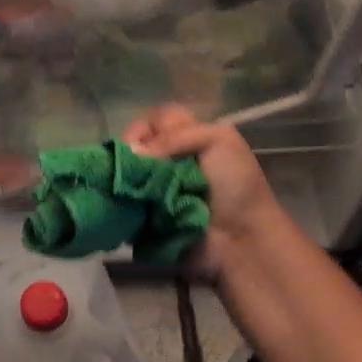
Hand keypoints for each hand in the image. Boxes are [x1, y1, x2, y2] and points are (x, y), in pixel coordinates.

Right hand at [122, 105, 287, 281]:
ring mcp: (154, 190)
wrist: (241, 239)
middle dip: (127, 153)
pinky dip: (120, 203)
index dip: (144, 128)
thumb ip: (175, 136)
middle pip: (134, 145)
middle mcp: (168, 161)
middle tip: (128, 167)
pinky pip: (123, 204)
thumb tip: (131, 154)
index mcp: (188, 139)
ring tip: (122, 186)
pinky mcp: (145, 217)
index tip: (138, 144)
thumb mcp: (219, 140)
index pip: (154, 121)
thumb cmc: (236, 186)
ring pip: (124, 174)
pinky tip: (120, 203)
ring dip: (122, 178)